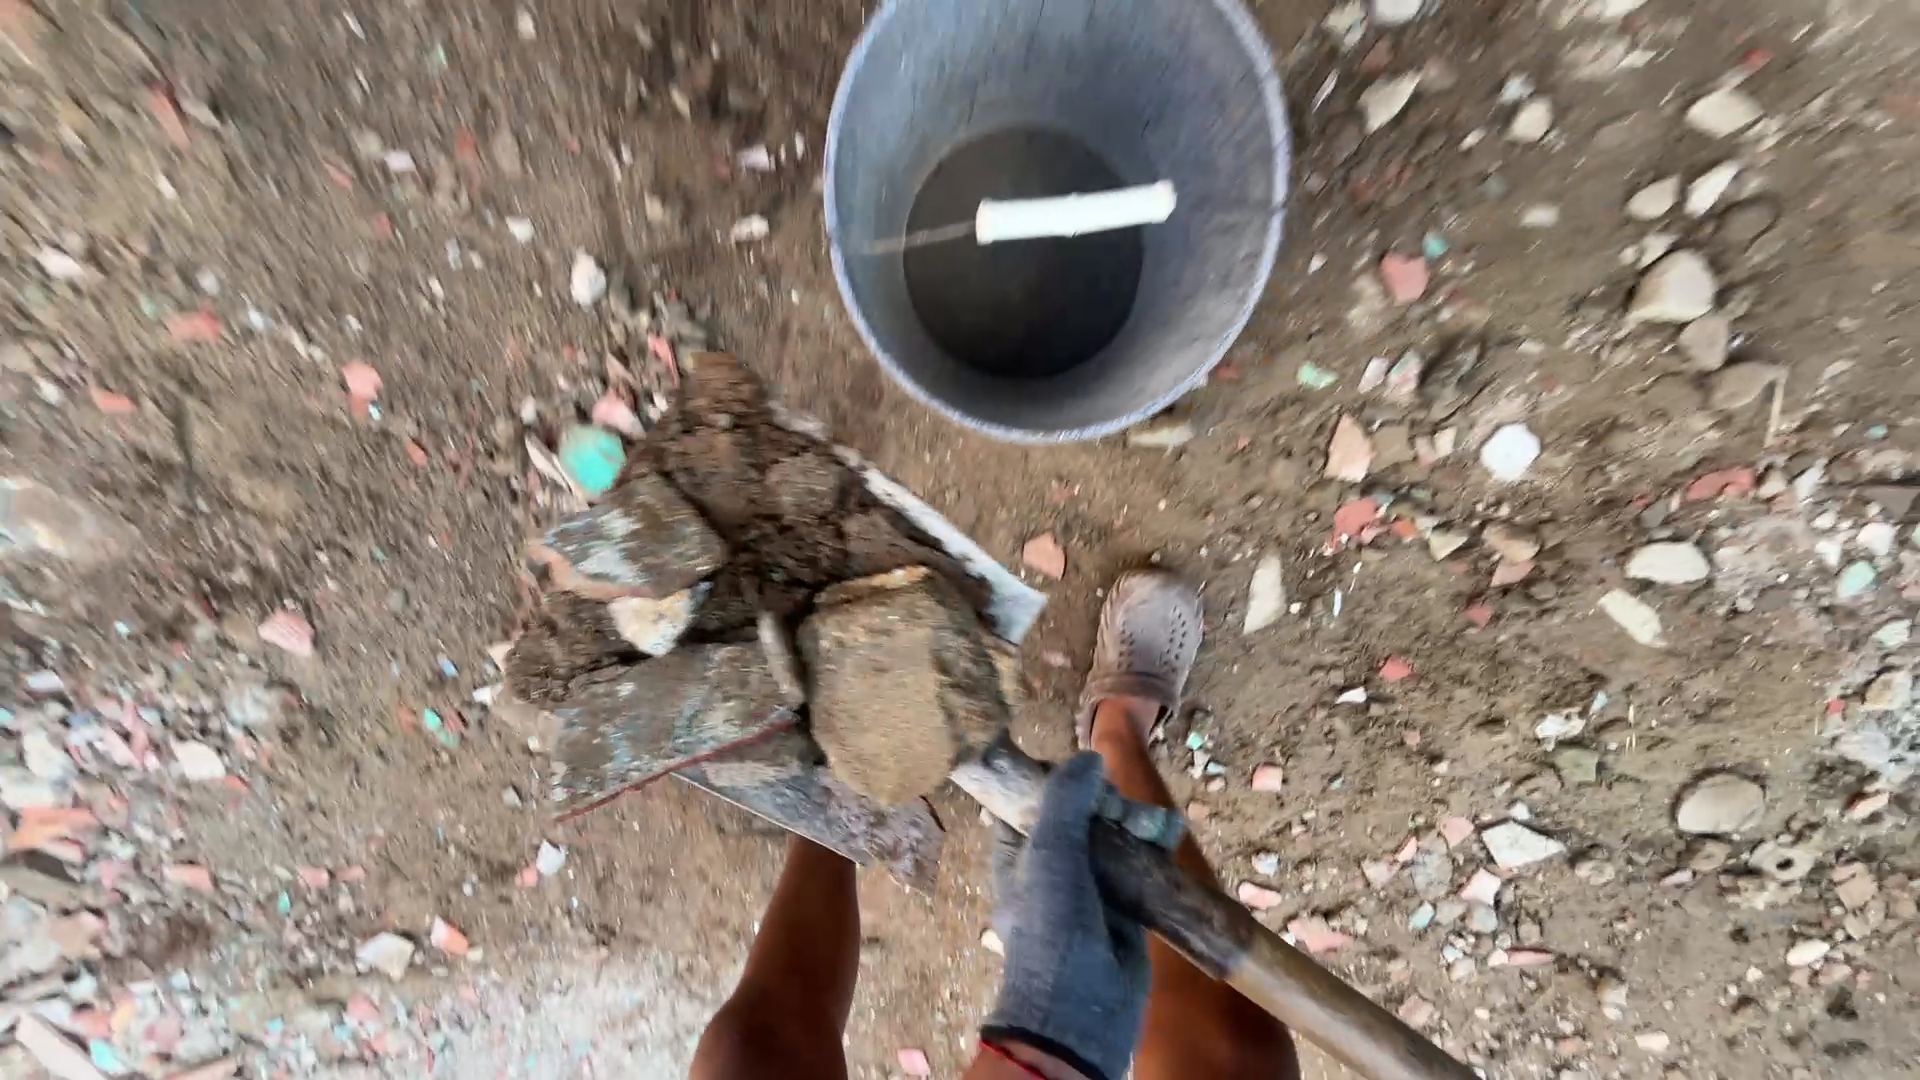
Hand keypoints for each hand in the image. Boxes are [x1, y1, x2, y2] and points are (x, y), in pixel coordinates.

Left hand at [981, 753, 1148, 1079]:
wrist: (1082, 1011)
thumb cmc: (1051, 923)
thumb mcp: (1049, 850)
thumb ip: (1065, 797)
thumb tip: (1089, 758)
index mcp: (1017, 850)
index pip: (1034, 798)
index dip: (1058, 781)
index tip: (1082, 776)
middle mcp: (1050, 863)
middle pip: (1081, 811)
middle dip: (1107, 802)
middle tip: (1122, 808)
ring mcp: (1088, 884)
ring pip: (1113, 834)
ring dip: (1135, 820)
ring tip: (1155, 823)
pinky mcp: (1122, 904)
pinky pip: (1138, 862)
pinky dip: (1153, 845)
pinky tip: (1170, 831)